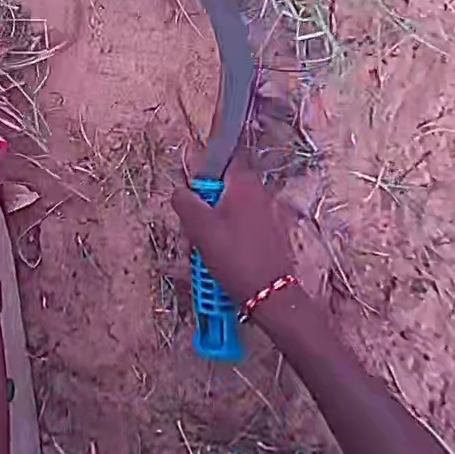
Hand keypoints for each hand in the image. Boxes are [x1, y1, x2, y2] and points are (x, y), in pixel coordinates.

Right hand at [170, 157, 295, 304]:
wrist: (270, 295)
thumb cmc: (234, 256)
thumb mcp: (198, 226)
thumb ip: (184, 201)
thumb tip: (181, 191)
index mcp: (244, 183)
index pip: (224, 159)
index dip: (205, 171)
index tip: (194, 190)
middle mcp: (261, 193)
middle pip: (225, 187)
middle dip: (207, 203)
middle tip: (196, 225)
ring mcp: (271, 214)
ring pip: (233, 209)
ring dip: (217, 222)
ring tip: (207, 245)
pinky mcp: (273, 235)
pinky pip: (244, 226)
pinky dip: (231, 235)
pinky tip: (223, 255)